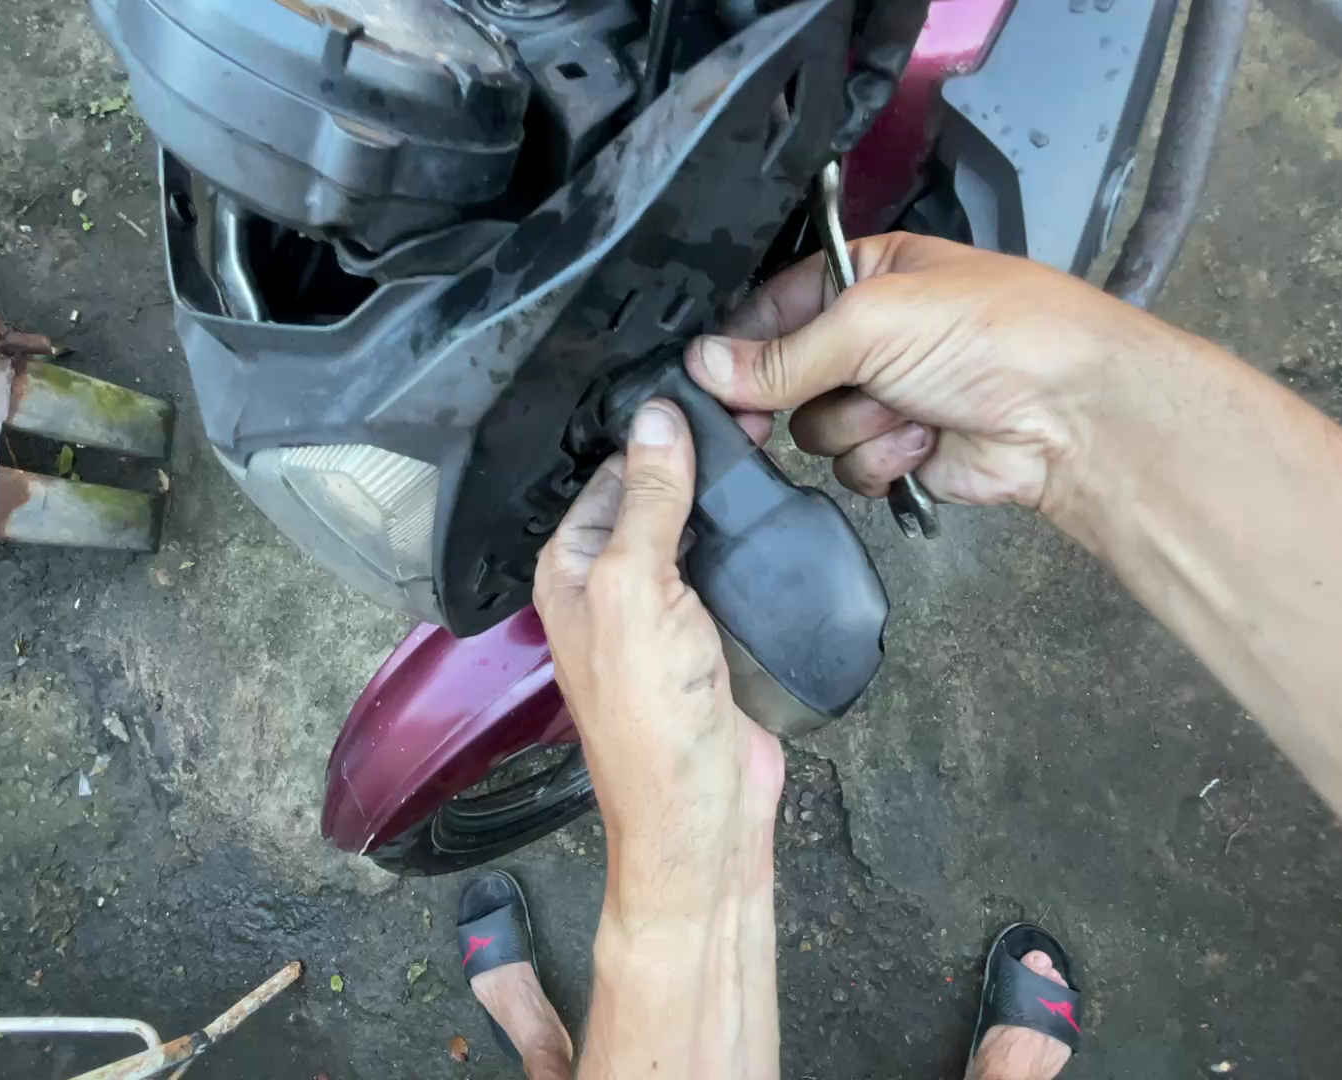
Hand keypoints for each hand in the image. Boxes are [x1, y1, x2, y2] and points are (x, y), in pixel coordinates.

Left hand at [534, 401, 784, 919]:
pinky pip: (720, 561)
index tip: (695, 395)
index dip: (648, 435)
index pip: (606, 477)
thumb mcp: (636, 590)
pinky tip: (769, 502)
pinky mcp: (707, 625)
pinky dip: (740, 532)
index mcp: (572, 568)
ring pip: (689, 526)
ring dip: (718, 491)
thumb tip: (655, 422)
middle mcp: (610, 580)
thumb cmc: (649, 711)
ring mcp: (662, 603)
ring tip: (764, 439)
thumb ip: (646, 503)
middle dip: (690, 457)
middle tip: (746, 413)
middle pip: (649, 497)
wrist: (705, 804)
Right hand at [684, 232, 1182, 510]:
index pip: (768, 311)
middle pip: (779, 379)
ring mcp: (876, 397)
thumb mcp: (873, 322)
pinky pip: (846, 468)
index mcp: (858, 278)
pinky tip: (924, 442)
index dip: (739, 349)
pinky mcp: (891, 451)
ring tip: (913, 408)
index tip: (717, 382)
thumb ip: (782, 353)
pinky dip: (881, 460)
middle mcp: (861, 338)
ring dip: (858, 426)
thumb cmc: (989, 336)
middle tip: (812, 401)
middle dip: (800, 395)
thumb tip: (700, 365)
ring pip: (811, 430)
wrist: (1070, 415)